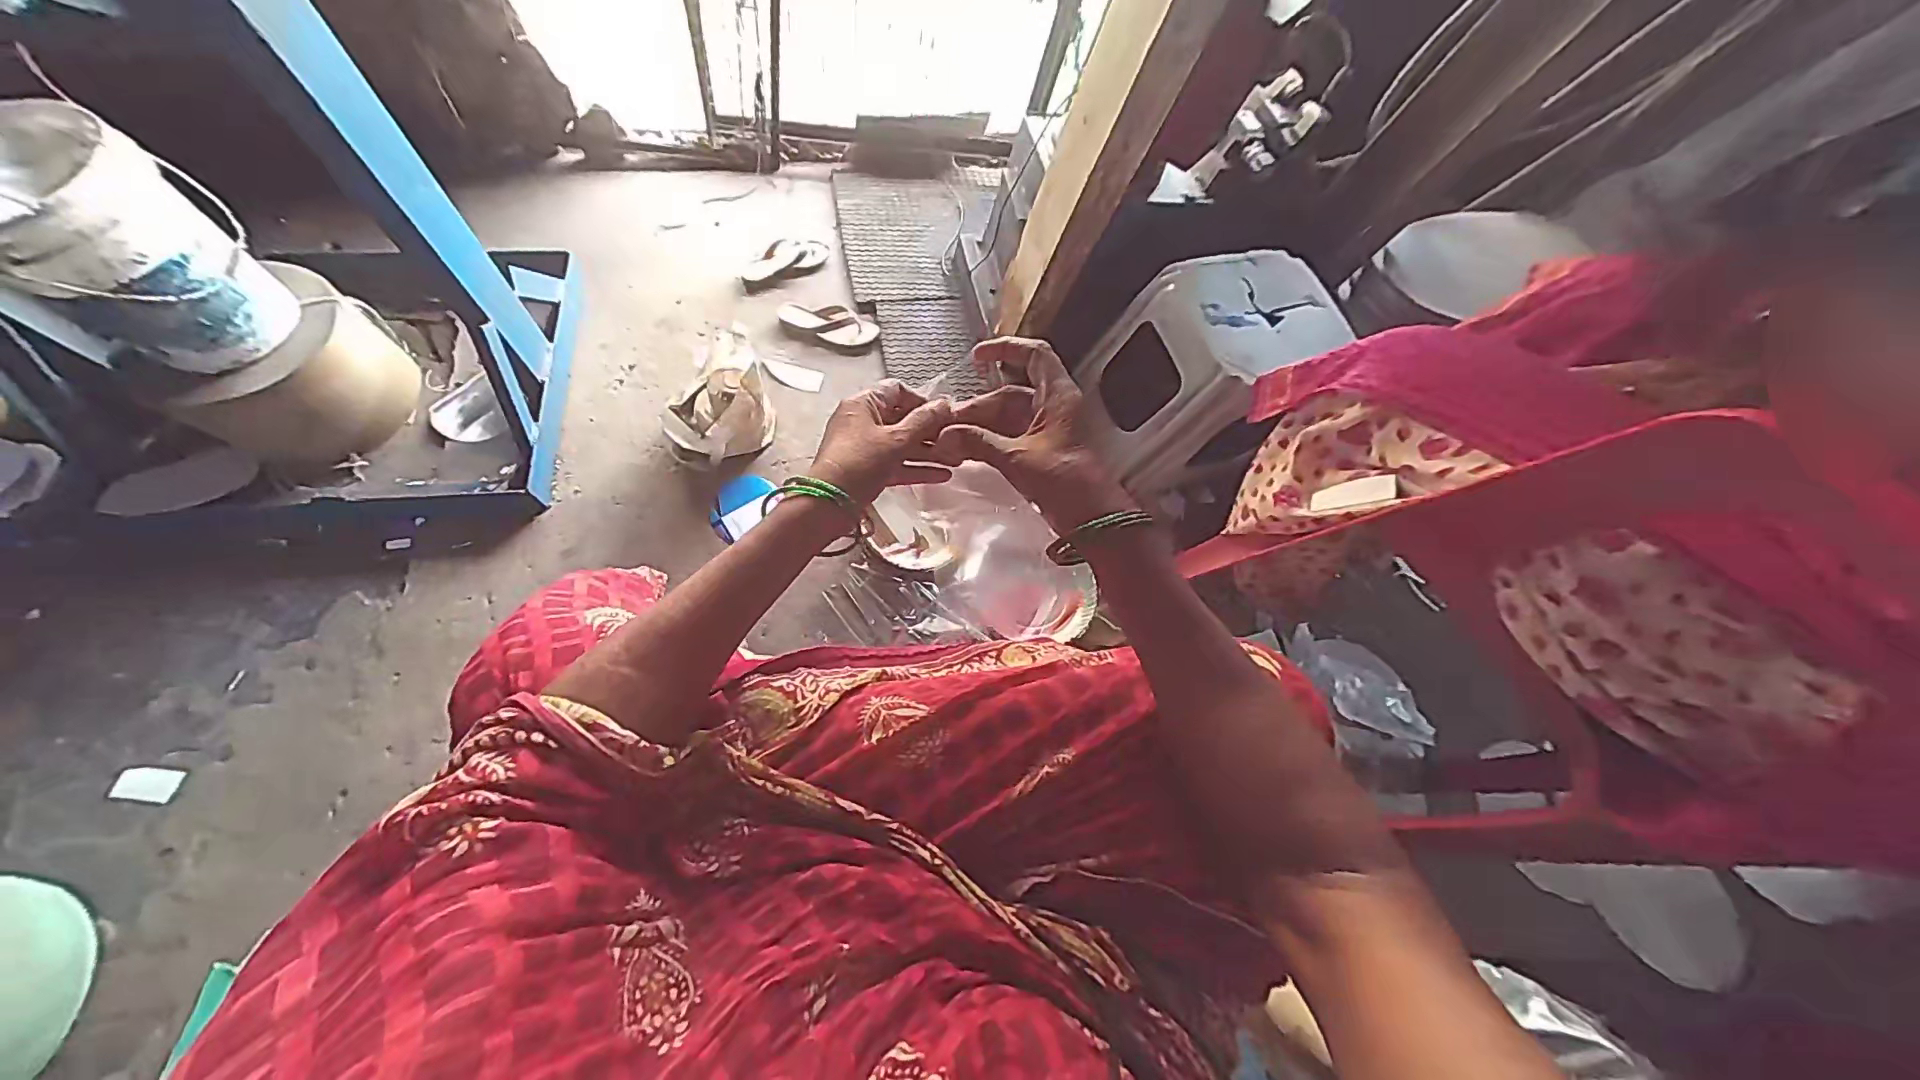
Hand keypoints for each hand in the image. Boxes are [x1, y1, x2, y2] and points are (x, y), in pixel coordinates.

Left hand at [807, 380, 953, 503]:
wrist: (830, 504)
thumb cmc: (858, 463)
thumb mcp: (896, 440)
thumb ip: (923, 421)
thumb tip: (944, 404)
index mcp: (862, 404)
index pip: (897, 390)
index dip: (922, 400)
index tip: (943, 413)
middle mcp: (861, 422)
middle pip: (901, 419)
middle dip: (929, 430)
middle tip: (953, 438)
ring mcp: (863, 447)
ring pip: (901, 444)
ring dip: (927, 451)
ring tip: (953, 458)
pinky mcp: (867, 470)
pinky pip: (896, 463)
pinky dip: (916, 468)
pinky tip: (941, 475)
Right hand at [933, 337, 1131, 528]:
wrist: (1091, 518)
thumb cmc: (1065, 481)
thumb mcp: (1017, 458)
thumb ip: (979, 442)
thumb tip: (946, 435)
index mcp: (1057, 396)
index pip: (1034, 355)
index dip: (1005, 349)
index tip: (977, 356)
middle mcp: (1053, 407)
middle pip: (1010, 394)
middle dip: (977, 407)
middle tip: (948, 424)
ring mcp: (1047, 431)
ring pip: (1007, 418)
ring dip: (979, 427)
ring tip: (951, 441)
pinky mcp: (1042, 452)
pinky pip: (1010, 438)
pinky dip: (989, 442)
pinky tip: (966, 451)